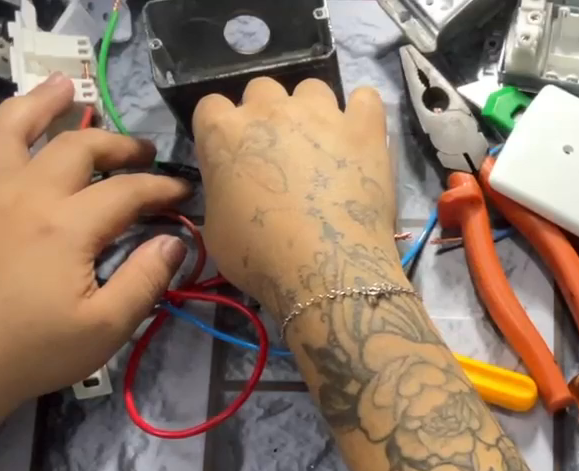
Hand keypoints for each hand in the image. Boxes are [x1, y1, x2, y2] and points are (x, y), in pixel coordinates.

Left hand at [0, 76, 190, 410]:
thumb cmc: (40, 350)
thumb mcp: (108, 326)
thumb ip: (145, 279)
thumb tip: (174, 241)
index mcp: (66, 226)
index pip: (125, 191)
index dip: (161, 188)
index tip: (186, 193)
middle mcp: (26, 196)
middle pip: (76, 147)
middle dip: (118, 144)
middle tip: (146, 151)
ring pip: (12, 129)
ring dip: (43, 104)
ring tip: (65, 86)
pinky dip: (1, 134)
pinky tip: (14, 133)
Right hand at [193, 78, 402, 317]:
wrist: (327, 271)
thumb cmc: (263, 260)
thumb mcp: (217, 233)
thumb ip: (220, 195)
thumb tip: (231, 192)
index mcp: (223, 133)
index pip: (212, 108)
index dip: (225, 133)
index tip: (238, 158)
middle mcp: (269, 110)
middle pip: (263, 91)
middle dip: (269, 118)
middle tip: (284, 159)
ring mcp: (319, 114)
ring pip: (312, 90)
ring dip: (314, 113)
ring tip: (325, 151)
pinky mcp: (363, 128)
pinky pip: (366, 100)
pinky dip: (363, 114)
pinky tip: (361, 138)